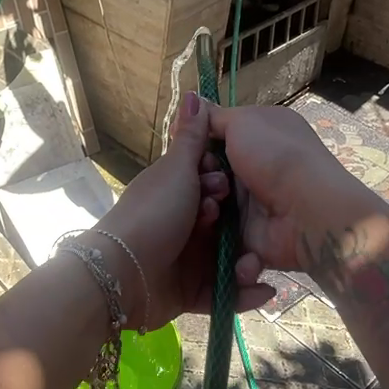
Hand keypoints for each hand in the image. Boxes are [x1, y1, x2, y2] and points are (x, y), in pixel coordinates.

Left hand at [88, 93, 272, 326]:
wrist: (124, 271)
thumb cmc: (154, 213)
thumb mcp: (176, 170)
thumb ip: (190, 138)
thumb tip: (193, 94)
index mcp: (176, 193)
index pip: (210, 185)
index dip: (221, 184)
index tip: (222, 185)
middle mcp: (182, 225)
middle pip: (224, 223)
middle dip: (237, 224)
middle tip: (229, 224)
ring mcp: (186, 260)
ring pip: (228, 260)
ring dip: (246, 262)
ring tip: (253, 265)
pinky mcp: (189, 292)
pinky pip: (222, 294)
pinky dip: (242, 294)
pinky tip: (265, 290)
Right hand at [205, 101, 363, 273]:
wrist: (305, 212)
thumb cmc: (275, 156)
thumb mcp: (242, 121)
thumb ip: (213, 116)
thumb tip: (192, 102)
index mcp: (263, 130)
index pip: (219, 130)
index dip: (198, 136)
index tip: (180, 140)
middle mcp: (259, 161)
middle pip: (211, 163)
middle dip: (199, 169)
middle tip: (197, 172)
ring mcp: (253, 196)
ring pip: (210, 193)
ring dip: (204, 195)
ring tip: (206, 195)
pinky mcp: (246, 228)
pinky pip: (218, 222)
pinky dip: (210, 220)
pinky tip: (209, 215)